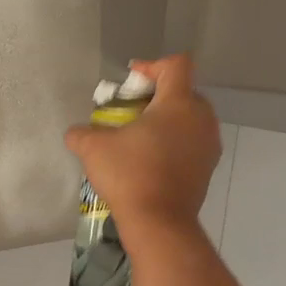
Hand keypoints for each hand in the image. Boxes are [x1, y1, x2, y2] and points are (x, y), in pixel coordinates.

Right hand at [65, 54, 220, 231]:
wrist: (158, 219)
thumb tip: (76, 132)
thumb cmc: (129, 174)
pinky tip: (149, 162)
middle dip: (156, 98)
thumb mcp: (92, 148)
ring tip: (138, 140)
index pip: (175, 66)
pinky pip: (190, 143)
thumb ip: (82, 133)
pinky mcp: (208, 166)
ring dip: (165, 123)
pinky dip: (173, 144)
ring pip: (188, 119)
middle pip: (183, 92)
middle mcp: (202, 117)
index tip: (130, 82)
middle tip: (130, 114)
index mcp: (178, 103)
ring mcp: (209, 142)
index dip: (151, 66)